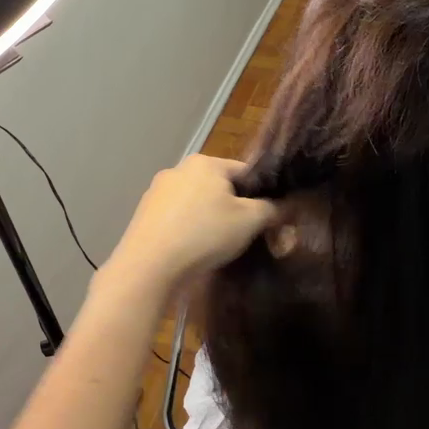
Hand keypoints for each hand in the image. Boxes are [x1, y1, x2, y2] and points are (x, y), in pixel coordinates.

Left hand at [102, 155, 276, 295]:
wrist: (150, 265)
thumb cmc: (205, 234)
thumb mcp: (250, 221)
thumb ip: (272, 209)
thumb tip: (284, 207)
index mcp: (206, 163)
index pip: (245, 172)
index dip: (261, 194)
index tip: (267, 217)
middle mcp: (179, 169)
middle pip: (219, 186)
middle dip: (233, 207)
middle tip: (244, 234)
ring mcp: (157, 191)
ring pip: (197, 203)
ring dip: (209, 219)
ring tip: (217, 245)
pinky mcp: (144, 214)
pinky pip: (177, 217)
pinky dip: (188, 229)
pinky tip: (193, 249)